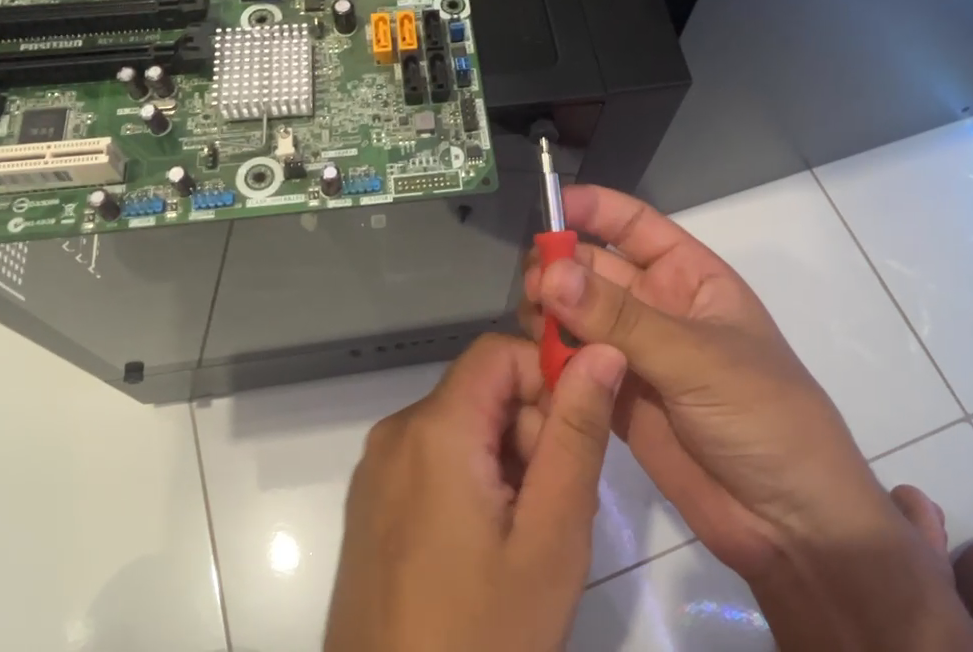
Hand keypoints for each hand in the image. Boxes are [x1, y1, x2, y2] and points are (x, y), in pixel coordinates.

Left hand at [325, 333, 627, 651]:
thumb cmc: (482, 632)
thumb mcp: (550, 536)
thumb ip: (576, 435)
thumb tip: (600, 349)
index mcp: (434, 429)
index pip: (500, 352)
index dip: (549, 378)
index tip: (579, 438)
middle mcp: (395, 434)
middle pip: (481, 392)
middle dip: (531, 431)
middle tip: (554, 507)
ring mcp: (377, 473)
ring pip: (463, 429)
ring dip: (507, 463)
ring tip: (525, 539)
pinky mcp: (372, 507)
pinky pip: (434, 463)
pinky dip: (473, 485)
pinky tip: (488, 550)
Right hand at [523, 186, 972, 649]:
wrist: (791, 523)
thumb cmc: (764, 416)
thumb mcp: (696, 358)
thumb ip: (620, 318)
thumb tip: (549, 272)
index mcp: (692, 279)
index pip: (635, 227)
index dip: (593, 209)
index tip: (547, 206)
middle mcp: (659, 309)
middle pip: (595, 271)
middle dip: (561, 268)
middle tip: (534, 287)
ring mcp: (637, 357)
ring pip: (578, 318)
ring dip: (551, 315)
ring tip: (533, 325)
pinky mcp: (619, 402)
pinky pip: (575, 369)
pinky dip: (552, 363)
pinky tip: (534, 364)